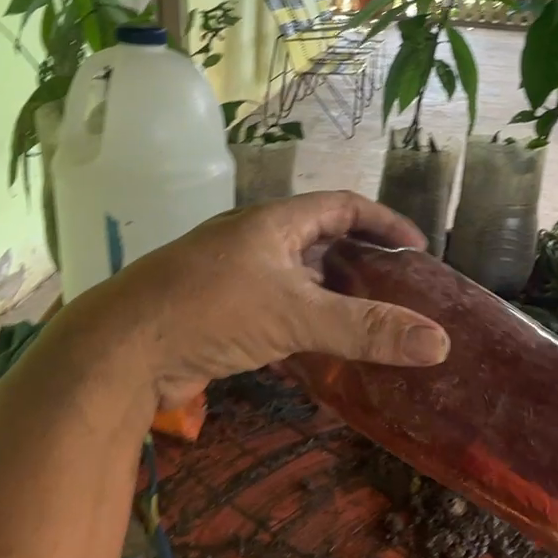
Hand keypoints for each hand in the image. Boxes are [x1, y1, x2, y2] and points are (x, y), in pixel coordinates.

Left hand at [58, 191, 451, 411]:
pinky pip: (276, 311)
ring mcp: (232, 278)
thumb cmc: (209, 311)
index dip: (383, 222)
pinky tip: (321, 350)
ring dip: (332, 296)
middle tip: (398, 290)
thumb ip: (367, 329)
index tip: (416, 249)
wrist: (118, 352)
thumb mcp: (296, 314)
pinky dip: (305, 325)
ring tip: (369, 321)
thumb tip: (439, 343)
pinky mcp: (218, 314)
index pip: (341, 206)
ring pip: (297, 280)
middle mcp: (253, 242)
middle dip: (361, 262)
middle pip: (320, 241)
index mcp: (273, 223)